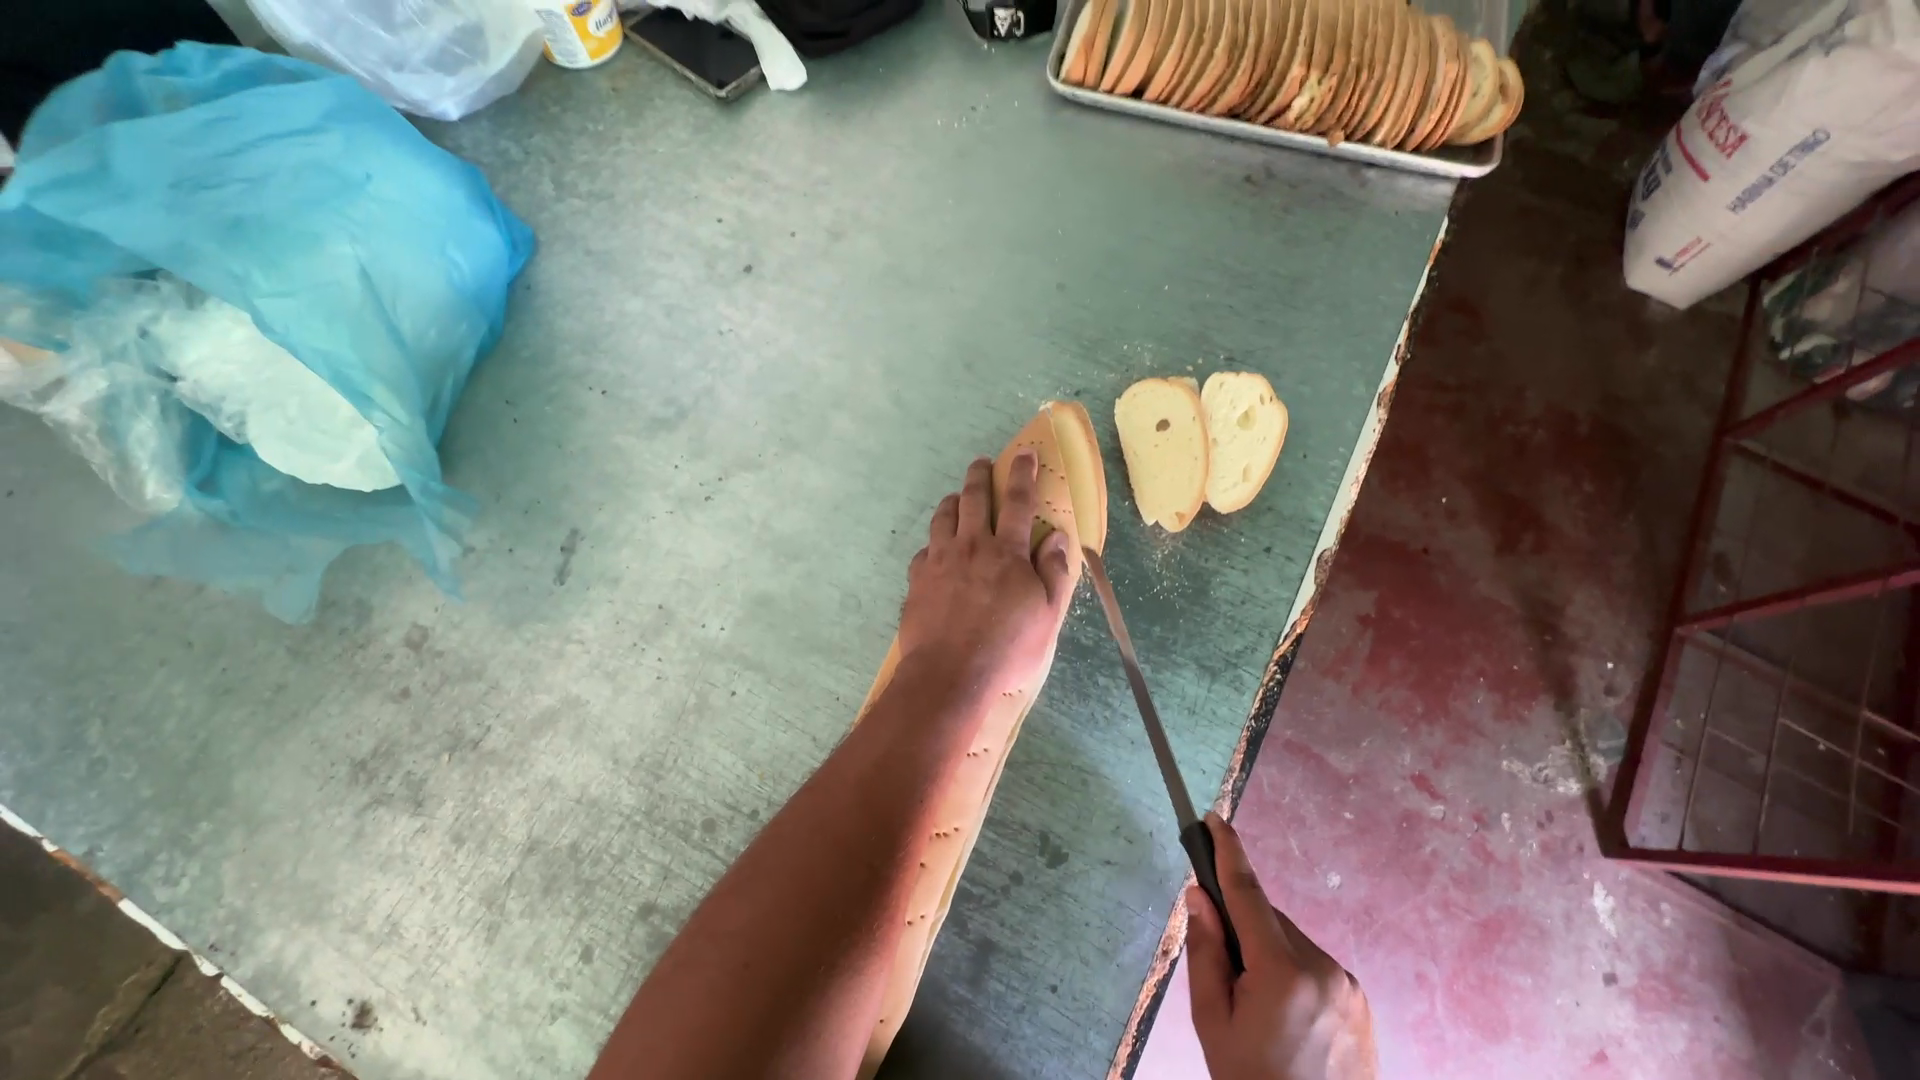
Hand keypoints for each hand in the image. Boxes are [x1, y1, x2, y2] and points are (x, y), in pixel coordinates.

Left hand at [899, 453, 1075, 699]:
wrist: (949, 675)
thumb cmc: (1006, 649)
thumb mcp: (1048, 616)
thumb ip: (1055, 573)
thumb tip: (1058, 537)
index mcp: (1007, 552)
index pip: (1018, 502)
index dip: (1022, 474)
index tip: (1023, 453)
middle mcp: (971, 546)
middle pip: (974, 498)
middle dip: (979, 475)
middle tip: (981, 463)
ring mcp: (939, 561)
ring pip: (943, 517)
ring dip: (953, 502)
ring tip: (957, 499)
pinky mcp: (917, 580)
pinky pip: (925, 549)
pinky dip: (934, 542)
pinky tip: (937, 550)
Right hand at [1187, 814, 1376, 1079]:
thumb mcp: (1213, 1021)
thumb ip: (1205, 952)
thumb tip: (1200, 897)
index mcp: (1283, 972)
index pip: (1248, 893)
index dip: (1228, 851)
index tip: (1215, 818)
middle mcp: (1324, 968)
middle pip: (1269, 920)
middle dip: (1242, 928)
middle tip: (1224, 973)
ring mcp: (1349, 985)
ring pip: (1291, 943)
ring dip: (1268, 954)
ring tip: (1257, 1008)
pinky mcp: (1362, 1001)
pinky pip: (1314, 966)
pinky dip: (1292, 973)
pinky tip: (1284, 1017)